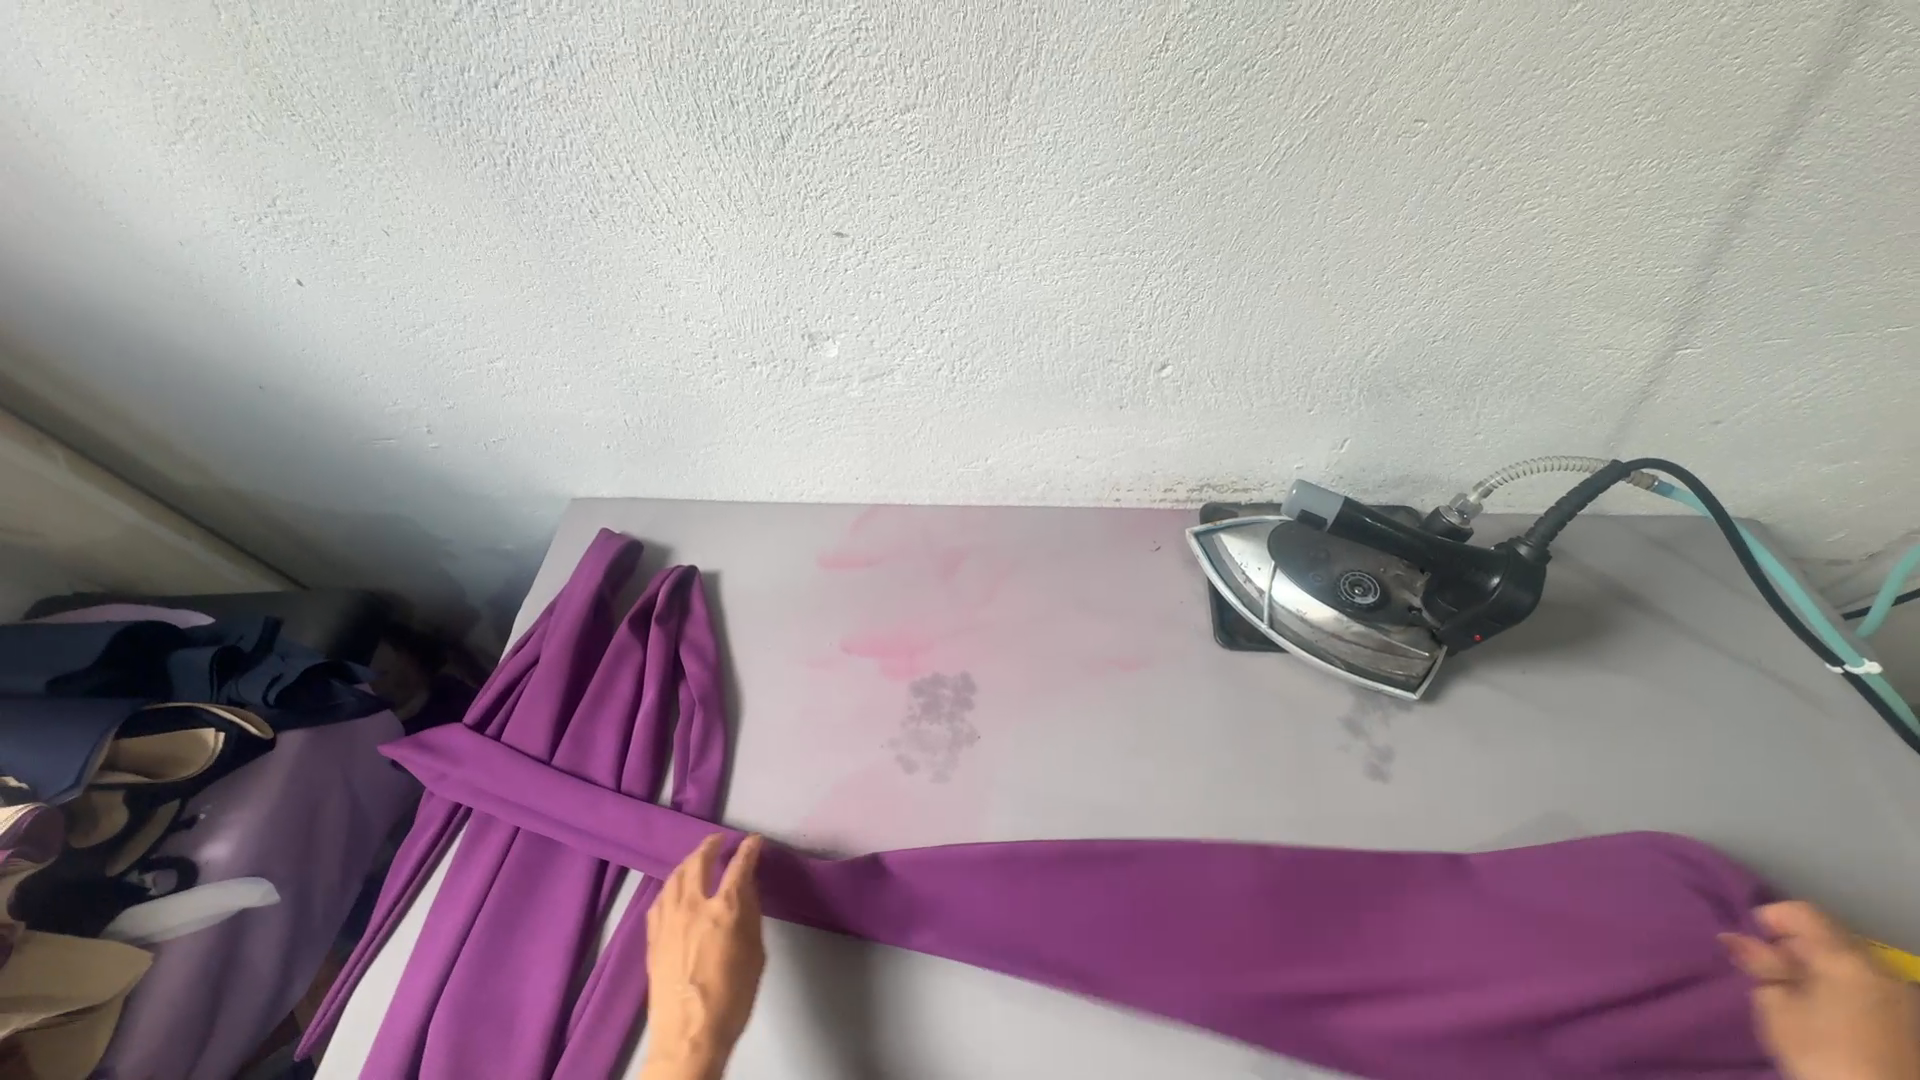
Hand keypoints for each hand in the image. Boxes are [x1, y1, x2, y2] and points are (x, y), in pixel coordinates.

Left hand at [639, 834, 766, 1079]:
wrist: (688, 1035)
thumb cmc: (733, 997)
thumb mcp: (756, 953)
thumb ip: (750, 916)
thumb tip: (746, 890)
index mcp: (726, 908)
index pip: (740, 865)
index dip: (749, 849)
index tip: (754, 841)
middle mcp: (694, 905)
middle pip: (699, 861)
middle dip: (710, 846)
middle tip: (719, 841)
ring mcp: (669, 920)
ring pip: (675, 877)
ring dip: (688, 862)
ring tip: (696, 859)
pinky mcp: (653, 937)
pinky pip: (660, 900)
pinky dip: (670, 887)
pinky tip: (673, 890)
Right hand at [1721, 901, 1919, 1079]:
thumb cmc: (1820, 1052)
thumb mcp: (1775, 1007)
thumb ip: (1758, 965)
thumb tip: (1735, 938)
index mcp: (1845, 959)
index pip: (1801, 911)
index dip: (1768, 919)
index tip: (1750, 945)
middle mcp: (1878, 967)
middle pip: (1827, 933)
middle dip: (1792, 943)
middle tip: (1767, 970)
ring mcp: (1899, 992)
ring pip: (1846, 957)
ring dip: (1815, 963)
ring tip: (1793, 990)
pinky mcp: (1906, 1015)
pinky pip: (1863, 979)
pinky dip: (1836, 980)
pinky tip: (1823, 1007)